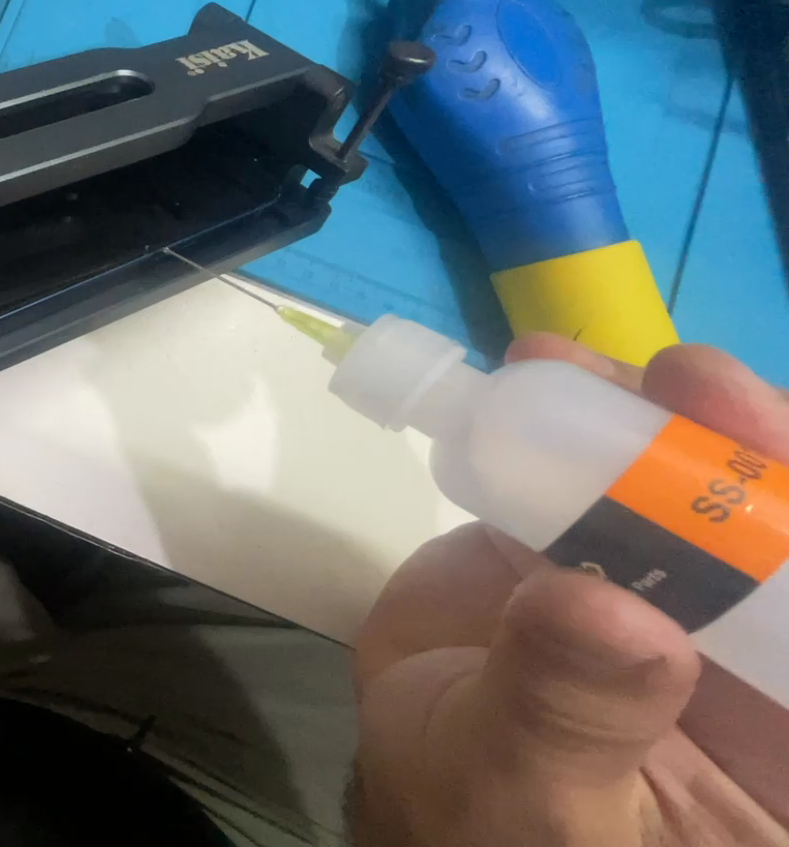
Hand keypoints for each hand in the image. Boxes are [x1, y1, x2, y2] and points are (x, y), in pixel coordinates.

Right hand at [351, 335, 788, 844]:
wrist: (412, 780)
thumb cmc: (492, 831)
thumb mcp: (536, 796)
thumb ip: (572, 712)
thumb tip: (599, 603)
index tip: (766, 448)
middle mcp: (755, 650)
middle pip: (781, 545)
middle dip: (749, 454)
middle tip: (686, 381)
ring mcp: (660, 593)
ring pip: (680, 496)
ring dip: (642, 421)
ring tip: (576, 364)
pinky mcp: (572, 555)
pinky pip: (578, 488)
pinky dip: (553, 431)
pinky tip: (526, 389)